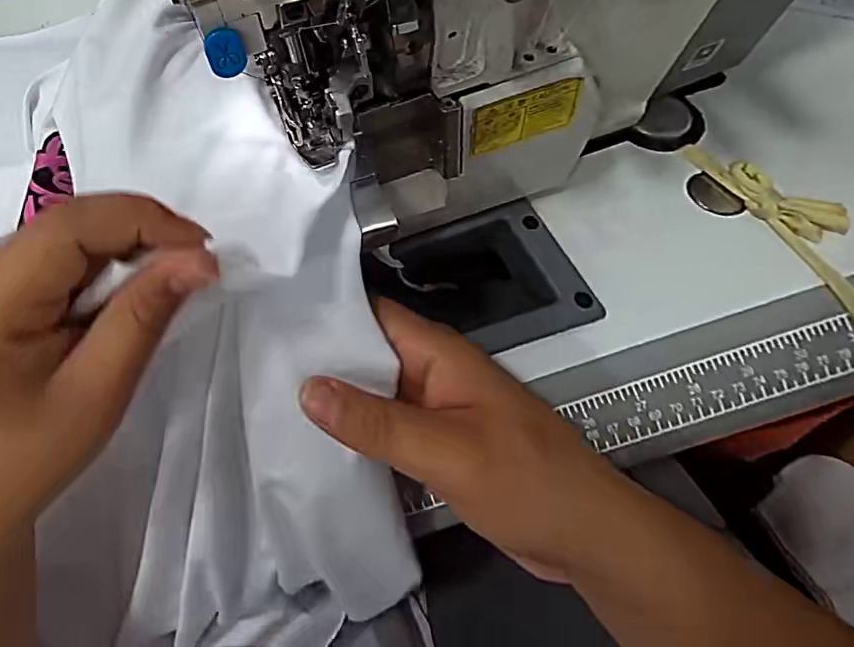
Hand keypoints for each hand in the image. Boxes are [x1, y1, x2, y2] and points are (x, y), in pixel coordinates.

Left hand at [0, 193, 218, 536]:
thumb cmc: (27, 459)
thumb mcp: (96, 393)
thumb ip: (144, 315)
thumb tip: (199, 258)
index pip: (70, 225)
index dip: (142, 220)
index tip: (201, 246)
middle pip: (68, 223)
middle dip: (137, 235)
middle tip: (190, 267)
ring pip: (65, 233)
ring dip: (118, 251)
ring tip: (152, 291)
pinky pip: (52, 252)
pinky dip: (94, 266)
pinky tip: (108, 304)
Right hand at [299, 298, 634, 580]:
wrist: (590, 540)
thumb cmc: (530, 482)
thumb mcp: (447, 452)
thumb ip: (377, 422)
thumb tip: (309, 389)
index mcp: (437, 352)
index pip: (370, 313)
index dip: (325, 313)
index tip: (276, 320)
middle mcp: (431, 370)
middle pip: (366, 351)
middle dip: (321, 358)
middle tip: (263, 364)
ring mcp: (434, 406)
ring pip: (373, 390)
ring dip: (337, 397)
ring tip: (278, 399)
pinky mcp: (436, 439)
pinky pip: (387, 424)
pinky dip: (358, 429)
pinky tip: (322, 441)